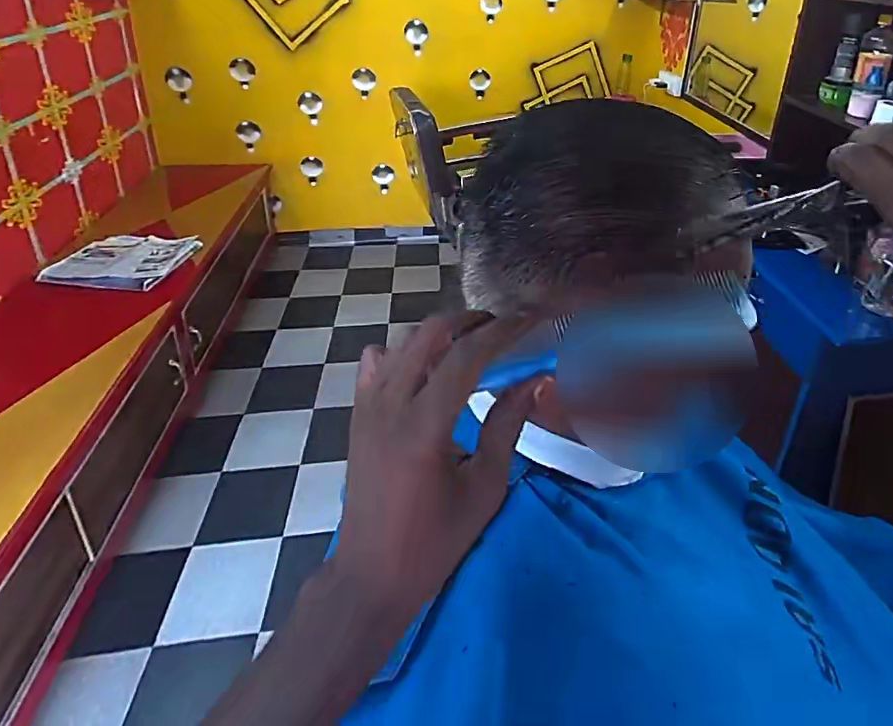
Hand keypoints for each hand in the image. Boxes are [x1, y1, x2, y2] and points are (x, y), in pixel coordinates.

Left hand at [329, 311, 544, 619]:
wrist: (371, 574)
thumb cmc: (434, 541)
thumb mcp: (484, 487)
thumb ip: (507, 426)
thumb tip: (536, 381)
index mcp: (424, 425)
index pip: (466, 355)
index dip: (502, 331)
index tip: (529, 319)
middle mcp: (390, 403)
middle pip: (430, 333)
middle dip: (470, 321)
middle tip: (502, 328)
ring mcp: (367, 404)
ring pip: (403, 341)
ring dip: (440, 333)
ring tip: (471, 345)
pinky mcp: (357, 412)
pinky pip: (377, 361)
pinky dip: (403, 351)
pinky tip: (424, 368)